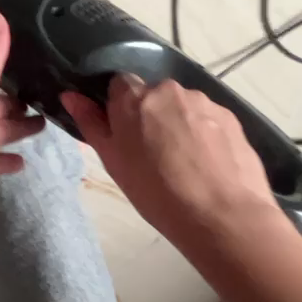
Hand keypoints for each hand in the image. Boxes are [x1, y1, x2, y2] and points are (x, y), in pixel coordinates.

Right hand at [61, 77, 285, 251]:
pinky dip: (206, 134)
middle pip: (154, 94)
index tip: (125, 132)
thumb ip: (91, 122)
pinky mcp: (231, 118)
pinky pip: (210, 119)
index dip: (120, 107)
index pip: (119, 84)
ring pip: (183, 106)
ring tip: (187, 162)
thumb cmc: (156, 192)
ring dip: (180, 123)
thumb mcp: (113, 161)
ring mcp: (203, 102)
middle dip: (152, 115)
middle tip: (155, 151)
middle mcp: (167, 90)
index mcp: (133, 97)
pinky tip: (209, 164)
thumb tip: (70, 95)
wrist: (223, 217)